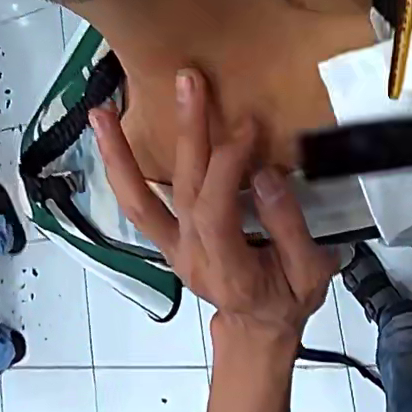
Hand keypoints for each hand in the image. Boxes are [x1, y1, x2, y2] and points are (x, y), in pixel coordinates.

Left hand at [90, 68, 334, 346]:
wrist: (255, 328)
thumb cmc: (285, 302)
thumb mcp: (309, 274)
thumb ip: (289, 227)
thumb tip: (267, 177)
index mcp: (229, 269)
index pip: (216, 209)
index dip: (229, 164)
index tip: (247, 127)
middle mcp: (191, 255)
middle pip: (182, 189)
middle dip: (187, 131)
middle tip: (189, 82)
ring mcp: (173, 246)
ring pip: (139, 200)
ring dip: (120, 154)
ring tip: (101, 114)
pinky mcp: (167, 238)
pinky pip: (137, 205)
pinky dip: (121, 171)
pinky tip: (107, 138)